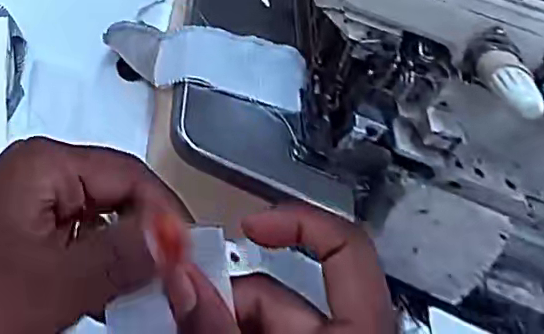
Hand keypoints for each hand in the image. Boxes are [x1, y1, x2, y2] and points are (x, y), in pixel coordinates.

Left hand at [0, 137, 191, 333]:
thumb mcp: (52, 283)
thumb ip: (117, 257)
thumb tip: (174, 235)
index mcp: (44, 163)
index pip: (128, 172)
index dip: (166, 213)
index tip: (196, 262)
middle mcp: (40, 174)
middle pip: (117, 194)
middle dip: (151, 236)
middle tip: (183, 285)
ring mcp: (32, 206)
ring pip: (101, 224)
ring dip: (131, 259)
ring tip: (160, 298)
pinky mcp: (26, 238)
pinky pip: (80, 246)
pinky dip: (105, 272)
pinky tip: (123, 305)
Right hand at [166, 203, 392, 333]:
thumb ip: (216, 321)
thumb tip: (178, 268)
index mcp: (365, 333)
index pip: (345, 244)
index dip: (293, 221)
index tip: (248, 225)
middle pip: (288, 289)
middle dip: (232, 293)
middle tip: (190, 305)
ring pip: (276, 317)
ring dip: (230, 315)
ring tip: (192, 323)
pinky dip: (240, 331)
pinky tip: (209, 333)